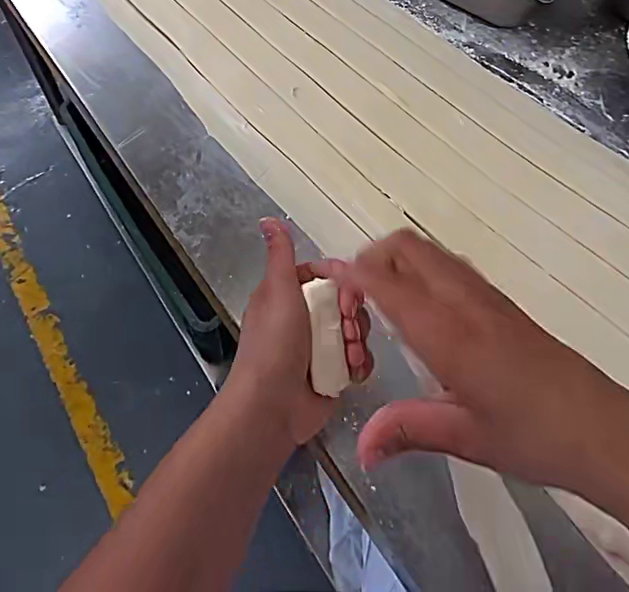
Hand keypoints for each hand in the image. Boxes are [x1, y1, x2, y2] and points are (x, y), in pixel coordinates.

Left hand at [223, 218, 370, 446]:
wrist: (273, 408)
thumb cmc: (274, 345)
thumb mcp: (278, 290)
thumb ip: (281, 255)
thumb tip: (269, 220)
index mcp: (285, 296)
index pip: (320, 275)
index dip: (338, 278)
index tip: (349, 288)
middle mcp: (302, 319)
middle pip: (343, 302)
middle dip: (352, 313)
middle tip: (347, 326)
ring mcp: (318, 348)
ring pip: (354, 330)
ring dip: (357, 340)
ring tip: (347, 354)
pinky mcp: (333, 374)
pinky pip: (357, 359)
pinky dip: (359, 363)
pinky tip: (352, 370)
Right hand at [346, 229, 628, 494]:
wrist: (603, 428)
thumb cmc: (533, 435)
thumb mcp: (466, 437)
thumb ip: (408, 431)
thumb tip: (362, 448)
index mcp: (448, 333)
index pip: (388, 283)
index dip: (351, 272)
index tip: (326, 274)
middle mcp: (463, 301)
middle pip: (405, 247)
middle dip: (370, 257)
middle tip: (354, 295)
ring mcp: (484, 294)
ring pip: (427, 249)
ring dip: (396, 258)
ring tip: (381, 299)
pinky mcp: (498, 299)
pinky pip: (447, 263)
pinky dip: (420, 266)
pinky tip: (422, 307)